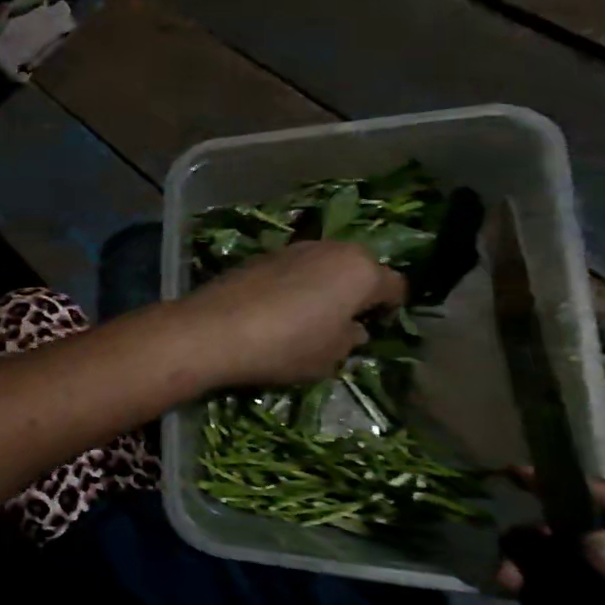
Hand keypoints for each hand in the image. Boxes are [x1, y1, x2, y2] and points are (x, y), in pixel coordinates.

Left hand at [181, 240, 405, 387]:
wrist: (210, 330)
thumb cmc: (284, 345)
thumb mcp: (330, 356)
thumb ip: (350, 339)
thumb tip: (353, 329)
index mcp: (360, 269)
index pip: (394, 287)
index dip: (390, 309)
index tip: (378, 327)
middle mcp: (327, 249)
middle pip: (355, 268)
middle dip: (354, 290)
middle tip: (342, 321)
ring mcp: (288, 249)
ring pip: (318, 266)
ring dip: (319, 285)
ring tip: (306, 317)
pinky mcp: (254, 257)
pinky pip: (286, 271)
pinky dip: (288, 286)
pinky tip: (274, 310)